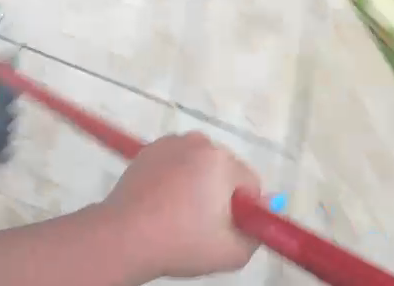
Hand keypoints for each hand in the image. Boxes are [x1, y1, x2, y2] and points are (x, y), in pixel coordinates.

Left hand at [96, 132, 261, 279]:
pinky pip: (176, 163)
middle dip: (221, 194)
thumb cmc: (183, 241)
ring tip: (181, 215)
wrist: (126, 234)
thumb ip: (257, 230)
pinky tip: (164, 203)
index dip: (245, 209)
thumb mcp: (232, 251)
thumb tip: (267, 207)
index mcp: (220, 160)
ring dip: (198, 184)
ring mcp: (169, 142)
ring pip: (199, 165)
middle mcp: (196, 141)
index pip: (251, 183)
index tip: (228, 228)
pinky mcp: (148, 149)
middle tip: (204, 224)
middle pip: (225, 170)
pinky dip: (176, 178)